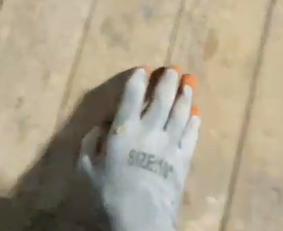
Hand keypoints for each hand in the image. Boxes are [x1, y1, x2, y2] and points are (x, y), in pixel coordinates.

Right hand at [78, 67, 200, 230]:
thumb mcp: (86, 169)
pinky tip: (196, 113)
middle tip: (174, 69)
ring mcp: (169, 145)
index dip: (138, 80)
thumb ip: (90, 144)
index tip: (144, 68)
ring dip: (184, 97)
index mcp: (124, 129)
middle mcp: (149, 130)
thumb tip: (100, 127)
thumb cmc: (109, 194)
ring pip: (179, 114)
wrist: (141, 219)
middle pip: (161, 100)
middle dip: (168, 82)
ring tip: (188, 83)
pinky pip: (190, 137)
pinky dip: (194, 123)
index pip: (132, 97)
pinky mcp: (182, 161)